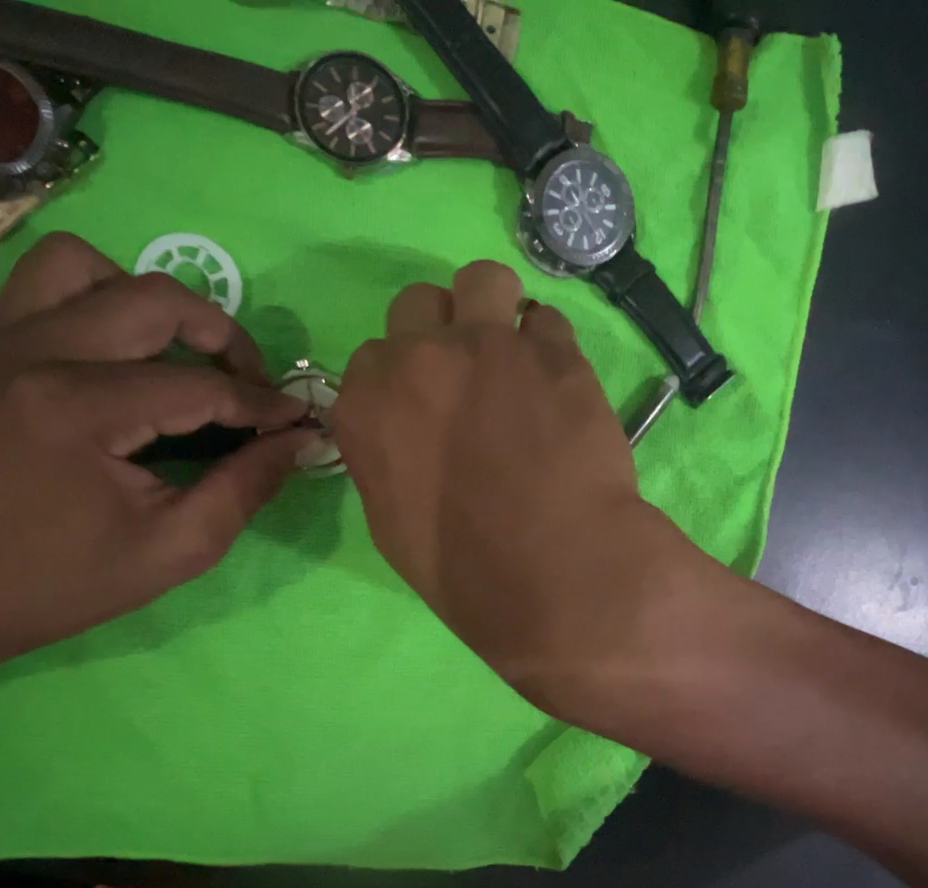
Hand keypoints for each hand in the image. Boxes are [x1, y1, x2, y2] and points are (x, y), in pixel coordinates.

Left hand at [0, 233, 317, 674]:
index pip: (199, 385)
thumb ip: (248, 486)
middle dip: (223, 339)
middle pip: (156, 301)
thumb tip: (300, 438)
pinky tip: (128, 351)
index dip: (262, 405)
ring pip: (91, 267)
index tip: (298, 422)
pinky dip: (100, 297)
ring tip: (181, 354)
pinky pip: (49, 281)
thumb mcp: (178, 548)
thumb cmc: (68, 578)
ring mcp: (3, 341)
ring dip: (152, 303)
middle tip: (249, 387)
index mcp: (77, 409)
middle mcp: (35, 353)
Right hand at [335, 261, 691, 694]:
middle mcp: (420, 359)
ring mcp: (490, 347)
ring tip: (518, 351)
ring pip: (483, 279)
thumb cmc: (465, 567)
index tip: (431, 399)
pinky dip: (550, 344)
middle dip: (443, 328)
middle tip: (474, 371)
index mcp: (367, 405)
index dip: (406, 373)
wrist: (555, 568)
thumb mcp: (393, 521)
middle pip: (418, 302)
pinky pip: (547, 319)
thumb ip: (388, 455)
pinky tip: (561, 381)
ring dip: (495, 306)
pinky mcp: (554, 353)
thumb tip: (406, 434)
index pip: (374, 353)